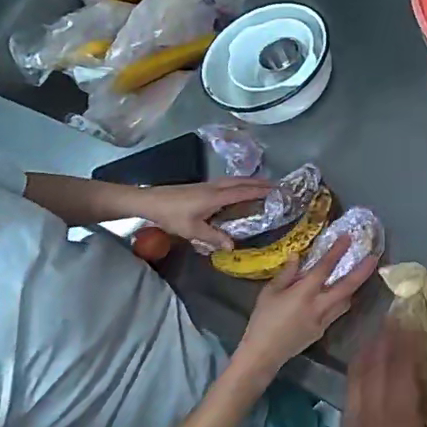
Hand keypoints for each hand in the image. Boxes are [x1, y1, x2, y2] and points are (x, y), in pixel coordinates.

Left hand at [122, 177, 272, 250]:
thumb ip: (213, 237)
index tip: (277, 190)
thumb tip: (232, 246)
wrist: (149, 201)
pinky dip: (239, 183)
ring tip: (262, 185)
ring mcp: (207, 185)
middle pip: (241, 182)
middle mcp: (214, 187)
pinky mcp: (201, 186)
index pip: (243, 192)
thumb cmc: (171, 215)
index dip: (260, 191)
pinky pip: (227, 182)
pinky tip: (238, 189)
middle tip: (276, 185)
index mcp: (215, 196)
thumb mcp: (192, 230)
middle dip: (259, 183)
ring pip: (234, 180)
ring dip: (249, 181)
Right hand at [234, 238, 376, 371]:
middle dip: (363, 272)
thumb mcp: (269, 292)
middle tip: (374, 258)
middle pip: (347, 287)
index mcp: (304, 293)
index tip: (348, 237)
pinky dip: (340, 302)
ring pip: (346, 301)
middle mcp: (319, 305)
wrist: (264, 354)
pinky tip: (336, 297)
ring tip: (359, 276)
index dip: (338, 251)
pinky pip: (337, 312)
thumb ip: (286, 273)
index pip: (325, 268)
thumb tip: (297, 256)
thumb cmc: (262, 320)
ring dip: (354, 288)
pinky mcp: (322, 331)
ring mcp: (324, 320)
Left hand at [343, 323, 426, 426]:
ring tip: (379, 339)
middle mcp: (371, 423)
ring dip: (366, 357)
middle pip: (372, 371)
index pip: (399, 371)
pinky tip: (369, 378)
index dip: (404, 344)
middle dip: (381, 342)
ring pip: (355, 384)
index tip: (411, 320)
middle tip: (393, 319)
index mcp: (399, 426)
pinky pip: (352, 402)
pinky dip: (359, 380)